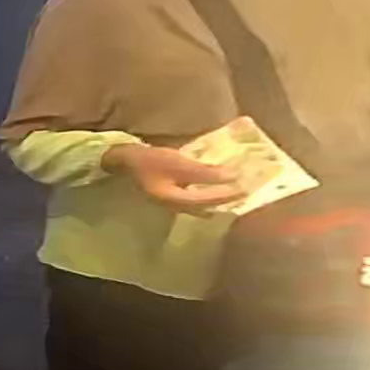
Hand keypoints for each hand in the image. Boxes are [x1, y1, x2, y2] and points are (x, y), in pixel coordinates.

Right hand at [104, 144, 242, 210]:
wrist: (123, 159)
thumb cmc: (149, 160)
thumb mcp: (177, 162)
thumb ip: (204, 171)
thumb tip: (233, 177)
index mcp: (172, 199)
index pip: (206, 200)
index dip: (227, 194)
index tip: (246, 188)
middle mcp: (170, 205)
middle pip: (202, 209)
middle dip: (221, 203)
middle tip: (241, 195)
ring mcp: (166, 202)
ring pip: (196, 207)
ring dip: (213, 201)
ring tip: (228, 194)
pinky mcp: (165, 195)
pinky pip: (190, 200)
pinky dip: (203, 196)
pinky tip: (207, 190)